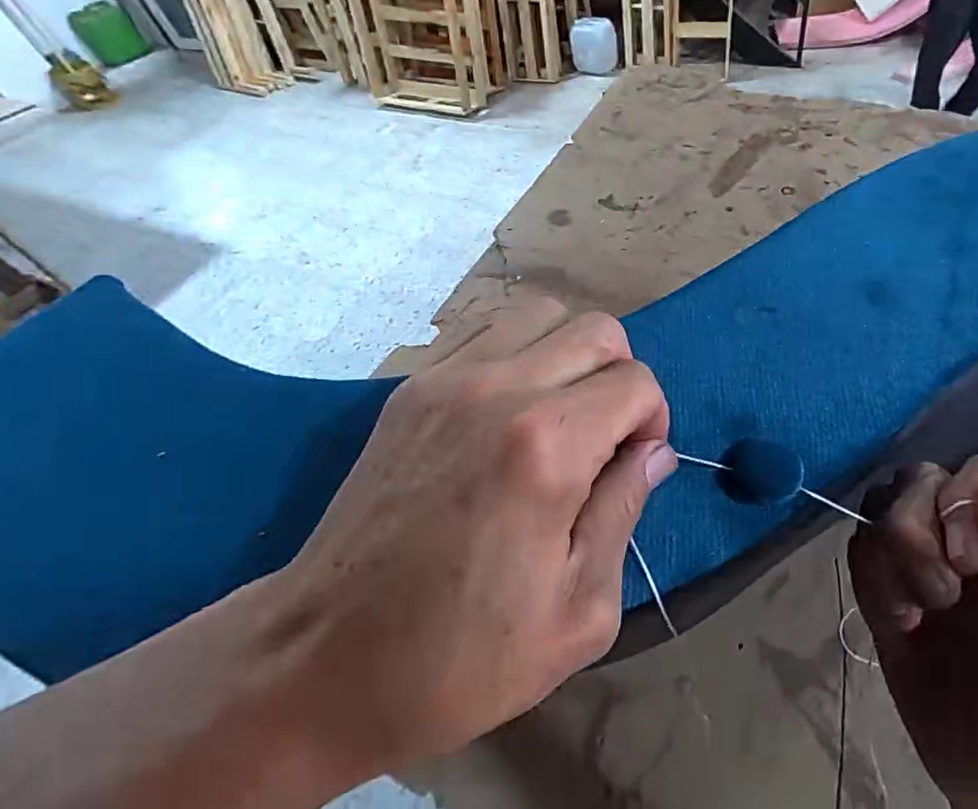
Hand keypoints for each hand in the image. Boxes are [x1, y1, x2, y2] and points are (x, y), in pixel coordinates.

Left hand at [263, 296, 675, 787]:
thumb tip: (652, 451)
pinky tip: (507, 410)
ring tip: (559, 413)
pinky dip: (517, 351)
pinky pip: (486, 330)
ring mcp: (446, 380)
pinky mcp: (410, 387)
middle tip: (604, 437)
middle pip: (596, 329)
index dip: (652, 421)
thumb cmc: (460, 660)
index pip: (635, 381)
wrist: (324, 665)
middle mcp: (498, 389)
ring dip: (569, 352)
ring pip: (540, 311)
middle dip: (620, 376)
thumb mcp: (579, 612)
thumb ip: (624, 510)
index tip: (632, 467)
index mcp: (546, 446)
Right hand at [849, 454, 977, 808]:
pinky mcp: (888, 597)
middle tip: (946, 595)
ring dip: (894, 554)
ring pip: (883, 505)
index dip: (965, 502)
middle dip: (920, 529)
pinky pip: (860, 551)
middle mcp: (976, 543)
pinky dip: (872, 580)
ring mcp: (928, 567)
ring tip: (921, 612)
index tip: (971, 565)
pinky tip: (901, 625)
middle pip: (923, 479)